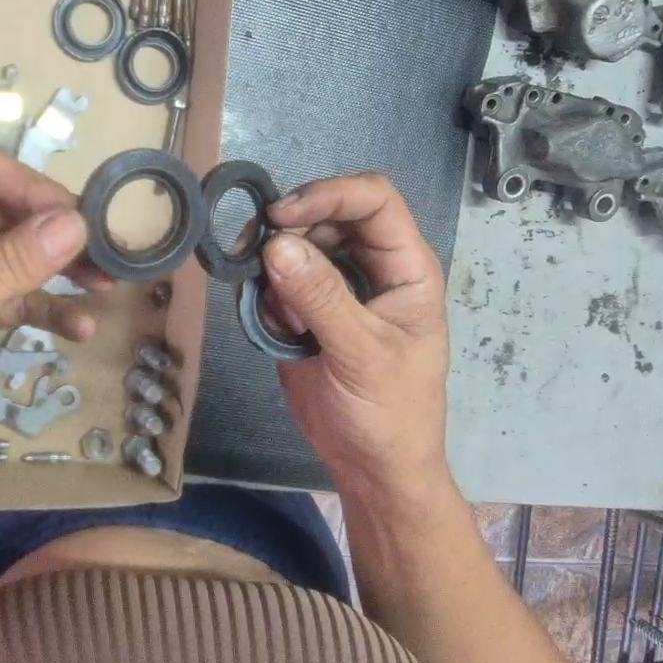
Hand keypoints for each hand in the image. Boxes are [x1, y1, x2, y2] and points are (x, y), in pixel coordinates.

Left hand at [0, 141, 105, 472]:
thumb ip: (8, 267)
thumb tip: (77, 223)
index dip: (30, 186)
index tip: (77, 221)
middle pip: (7, 205)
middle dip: (56, 227)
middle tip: (104, 253)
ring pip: (21, 249)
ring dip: (62, 264)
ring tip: (105, 285)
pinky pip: (22, 294)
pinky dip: (51, 306)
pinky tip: (81, 329)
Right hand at [260, 174, 451, 495]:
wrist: (371, 466)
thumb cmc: (389, 412)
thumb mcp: (361, 354)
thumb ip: (321, 298)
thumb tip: (275, 245)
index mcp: (406, 268)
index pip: (374, 202)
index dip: (329, 195)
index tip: (281, 216)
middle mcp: (371, 267)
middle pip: (328, 215)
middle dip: (291, 228)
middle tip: (256, 255)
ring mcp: (337, 287)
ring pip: (298, 244)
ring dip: (273, 262)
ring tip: (268, 303)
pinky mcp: (306, 309)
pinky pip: (278, 278)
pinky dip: (265, 291)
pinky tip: (272, 324)